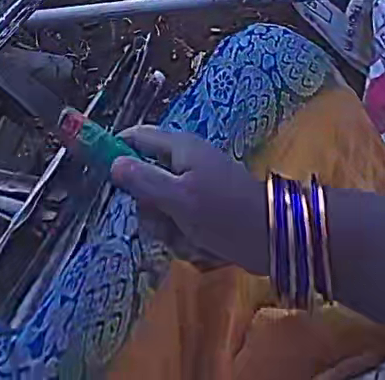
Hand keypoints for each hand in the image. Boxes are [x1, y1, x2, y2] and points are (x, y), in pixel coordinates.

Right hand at [110, 125, 270, 275]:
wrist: (278, 239)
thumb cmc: (225, 213)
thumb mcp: (179, 199)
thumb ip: (143, 181)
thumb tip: (113, 164)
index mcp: (178, 147)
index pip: (136, 137)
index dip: (117, 151)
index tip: (106, 177)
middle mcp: (185, 160)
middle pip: (146, 177)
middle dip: (149, 207)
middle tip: (161, 224)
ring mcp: (198, 183)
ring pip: (163, 204)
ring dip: (169, 227)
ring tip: (188, 240)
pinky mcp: (208, 206)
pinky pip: (182, 219)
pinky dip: (187, 236)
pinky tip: (202, 247)